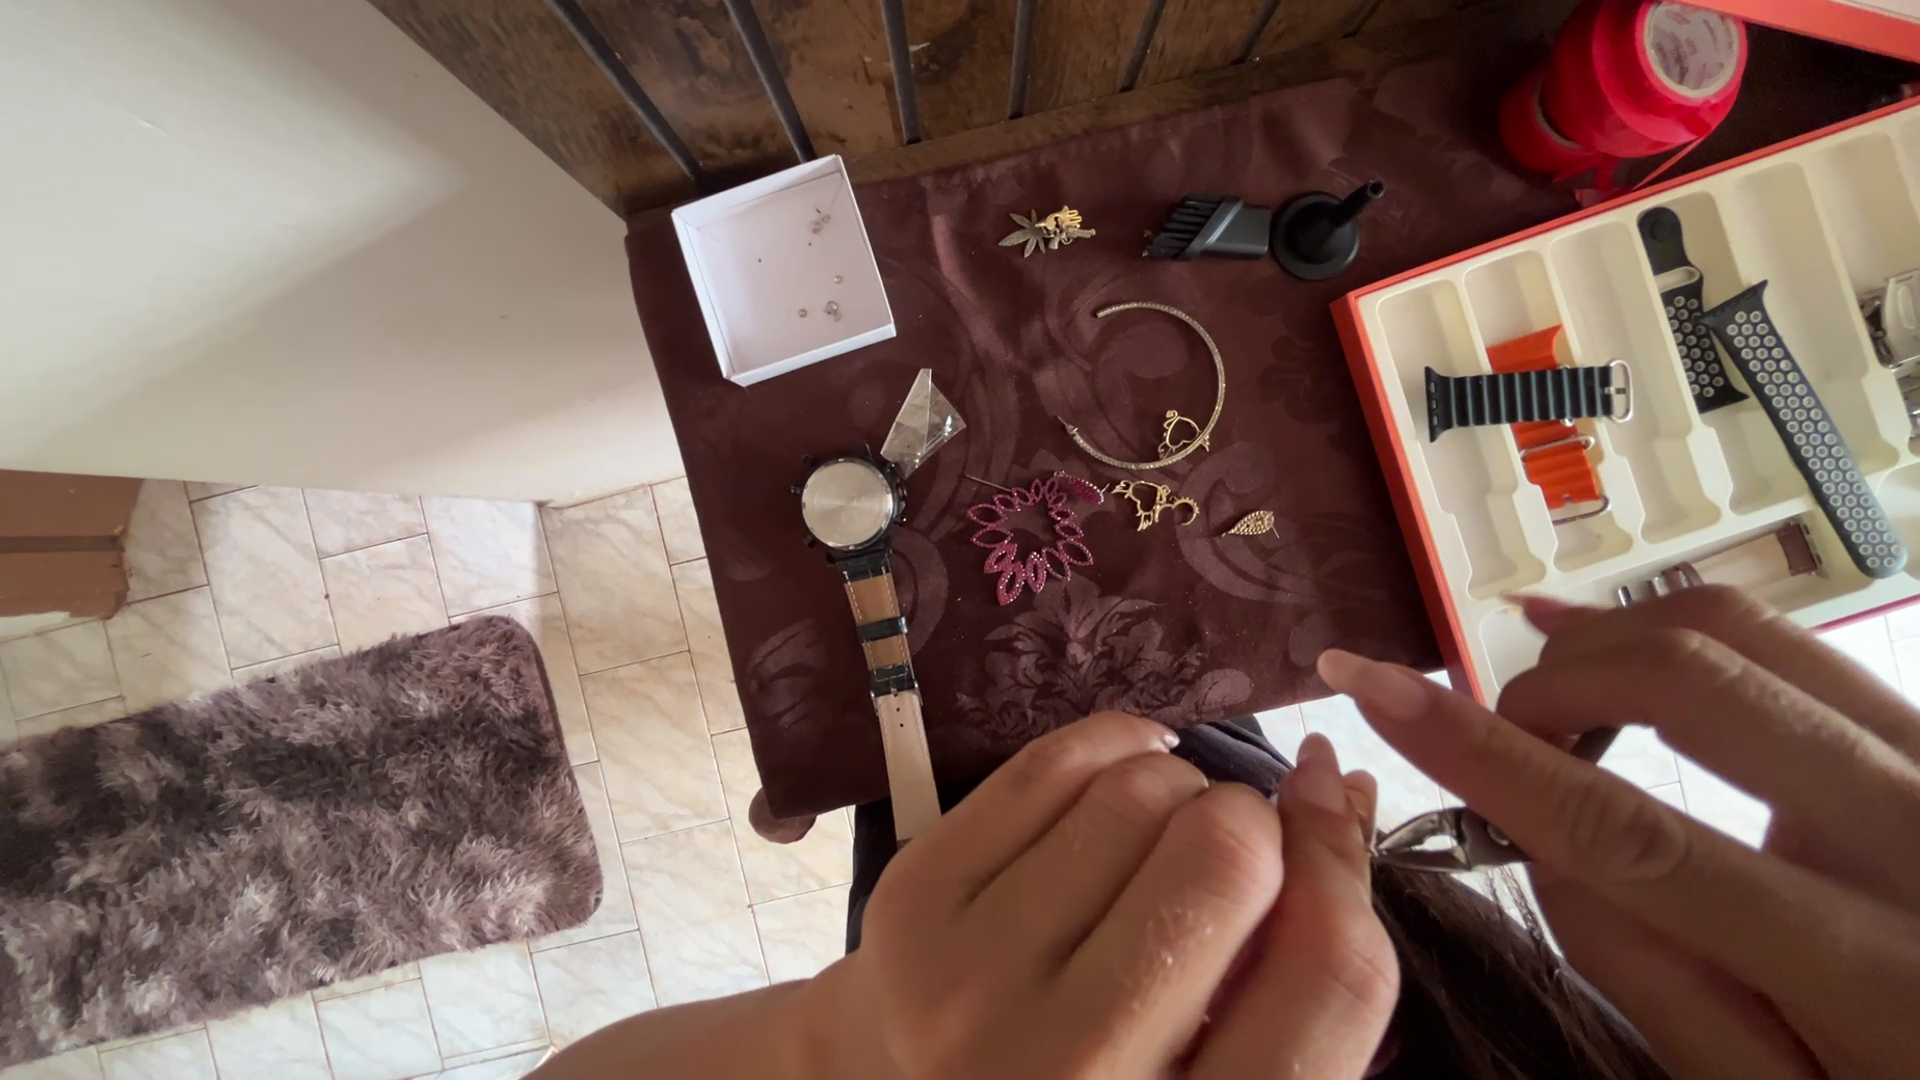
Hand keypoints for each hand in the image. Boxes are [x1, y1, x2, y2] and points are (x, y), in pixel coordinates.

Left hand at [804, 711, 1395, 1079]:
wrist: (921, 1078)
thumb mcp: (1213, 1066)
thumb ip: (1293, 960)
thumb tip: (1336, 785)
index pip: (1329, 970)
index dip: (1341, 862)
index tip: (1325, 802)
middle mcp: (1074, 1072)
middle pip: (1224, 856)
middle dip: (1246, 818)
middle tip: (1224, 835)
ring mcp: (975, 980)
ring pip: (1136, 792)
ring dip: (1173, 783)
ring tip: (1160, 819)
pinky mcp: (915, 899)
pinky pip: (1049, 763)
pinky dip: (1110, 742)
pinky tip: (1123, 763)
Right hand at [1319, 586, 1919, 1078]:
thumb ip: (1640, 969)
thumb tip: (1531, 829)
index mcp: (1879, 974)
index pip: (1621, 832)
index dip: (1474, 749)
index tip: (1362, 681)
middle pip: (1683, 682)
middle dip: (1544, 691)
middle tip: (1511, 735)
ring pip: (1732, 628)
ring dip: (1596, 644)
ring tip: (1546, 692)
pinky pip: (1775, 632)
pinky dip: (1654, 620)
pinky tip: (1591, 642)